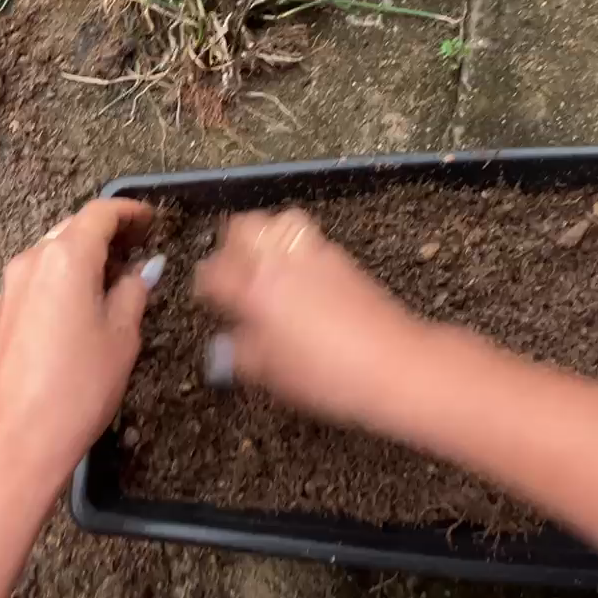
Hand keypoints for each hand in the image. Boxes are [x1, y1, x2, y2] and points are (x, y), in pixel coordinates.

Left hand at [0, 199, 162, 491]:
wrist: (10, 445)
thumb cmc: (76, 389)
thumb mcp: (122, 337)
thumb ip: (134, 291)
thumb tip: (144, 268)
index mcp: (66, 257)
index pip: (99, 213)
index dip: (128, 211)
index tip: (150, 219)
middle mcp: (32, 261)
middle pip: (73, 228)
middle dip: (106, 233)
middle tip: (138, 249)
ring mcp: (10, 287)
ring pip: (52, 252)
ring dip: (83, 255)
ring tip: (113, 279)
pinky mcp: (0, 313)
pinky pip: (37, 278)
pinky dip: (62, 277)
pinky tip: (80, 306)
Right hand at [195, 207, 426, 429]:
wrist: (393, 364)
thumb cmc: (330, 375)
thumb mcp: (273, 374)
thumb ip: (241, 353)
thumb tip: (228, 345)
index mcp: (255, 289)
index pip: (214, 270)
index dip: (205, 283)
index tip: (206, 295)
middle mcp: (280, 261)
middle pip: (242, 226)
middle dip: (231, 243)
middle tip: (232, 268)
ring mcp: (312, 254)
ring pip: (276, 222)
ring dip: (264, 237)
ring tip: (265, 262)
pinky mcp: (339, 257)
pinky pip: (306, 238)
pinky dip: (294, 248)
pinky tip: (299, 274)